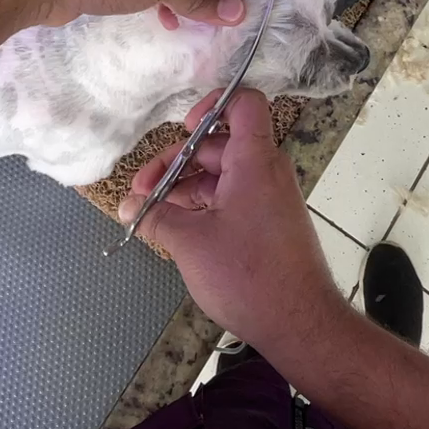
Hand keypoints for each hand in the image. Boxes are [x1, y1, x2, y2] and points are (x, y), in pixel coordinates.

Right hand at [118, 89, 349, 351]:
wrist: (300, 325)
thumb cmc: (248, 274)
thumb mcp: (191, 242)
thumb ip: (156, 217)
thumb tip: (128, 207)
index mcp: (254, 158)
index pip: (243, 103)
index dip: (212, 104)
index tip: (183, 129)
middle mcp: (265, 169)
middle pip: (217, 144)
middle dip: (176, 162)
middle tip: (141, 191)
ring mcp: (268, 196)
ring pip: (220, 173)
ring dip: (184, 187)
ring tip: (151, 213)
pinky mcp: (267, 221)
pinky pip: (231, 196)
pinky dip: (203, 204)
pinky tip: (176, 227)